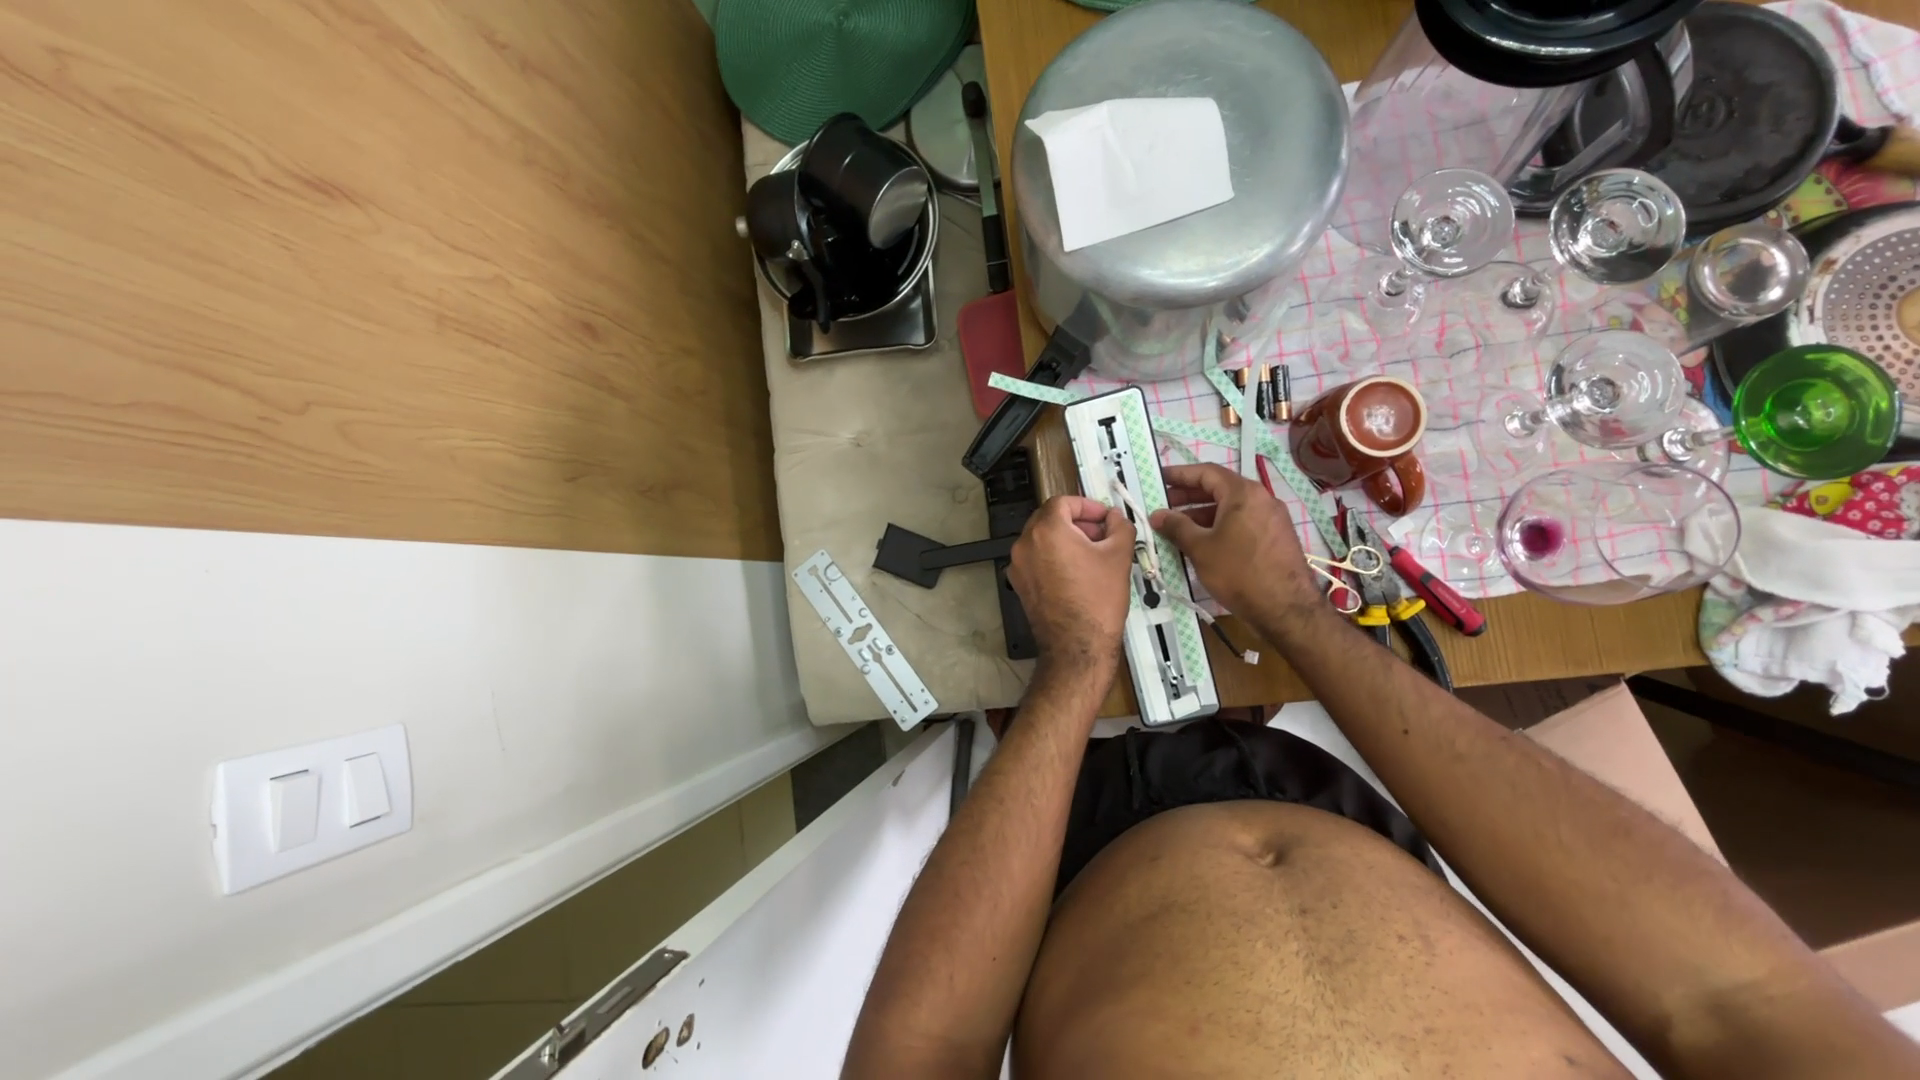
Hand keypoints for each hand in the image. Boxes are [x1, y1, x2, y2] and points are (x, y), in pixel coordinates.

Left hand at [1008, 495, 1135, 672]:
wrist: (1077, 645)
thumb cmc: (1098, 599)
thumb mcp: (1119, 555)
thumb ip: (1119, 526)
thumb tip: (1115, 518)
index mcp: (1046, 530)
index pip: (1063, 502)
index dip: (1087, 506)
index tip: (1104, 518)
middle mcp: (1025, 543)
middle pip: (1049, 519)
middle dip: (1076, 522)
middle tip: (1101, 534)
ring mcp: (1018, 565)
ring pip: (1041, 539)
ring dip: (1065, 539)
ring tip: (1091, 555)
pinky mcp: (1019, 584)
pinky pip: (1036, 559)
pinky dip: (1053, 557)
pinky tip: (1076, 572)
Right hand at [1148, 463, 1321, 622]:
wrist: (1285, 608)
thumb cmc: (1238, 572)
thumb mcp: (1200, 548)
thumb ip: (1176, 526)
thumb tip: (1158, 515)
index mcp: (1243, 493)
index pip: (1206, 472)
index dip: (1180, 474)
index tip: (1160, 478)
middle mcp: (1261, 498)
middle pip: (1220, 488)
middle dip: (1190, 495)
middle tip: (1165, 505)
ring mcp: (1272, 518)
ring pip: (1231, 507)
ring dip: (1203, 513)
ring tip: (1179, 527)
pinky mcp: (1276, 537)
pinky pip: (1243, 522)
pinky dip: (1221, 525)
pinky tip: (1204, 542)